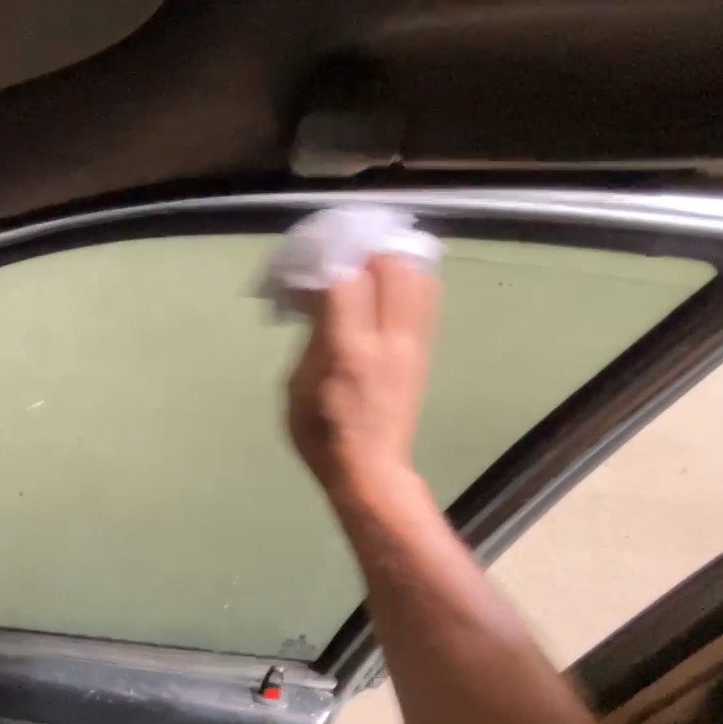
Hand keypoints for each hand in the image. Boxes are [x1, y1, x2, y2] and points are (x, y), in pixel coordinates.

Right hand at [285, 254, 439, 501]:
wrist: (369, 469)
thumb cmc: (320, 435)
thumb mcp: (297, 388)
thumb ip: (312, 339)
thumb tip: (318, 302)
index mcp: (347, 353)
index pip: (345, 283)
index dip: (326, 265)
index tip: (306, 269)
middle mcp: (387, 340)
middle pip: (390, 267)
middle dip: (363, 254)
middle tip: (339, 263)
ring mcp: (412, 343)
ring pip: (417, 276)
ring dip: (390, 263)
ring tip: (365, 270)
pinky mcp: (424, 349)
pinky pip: (425, 297)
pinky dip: (407, 281)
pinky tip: (385, 289)